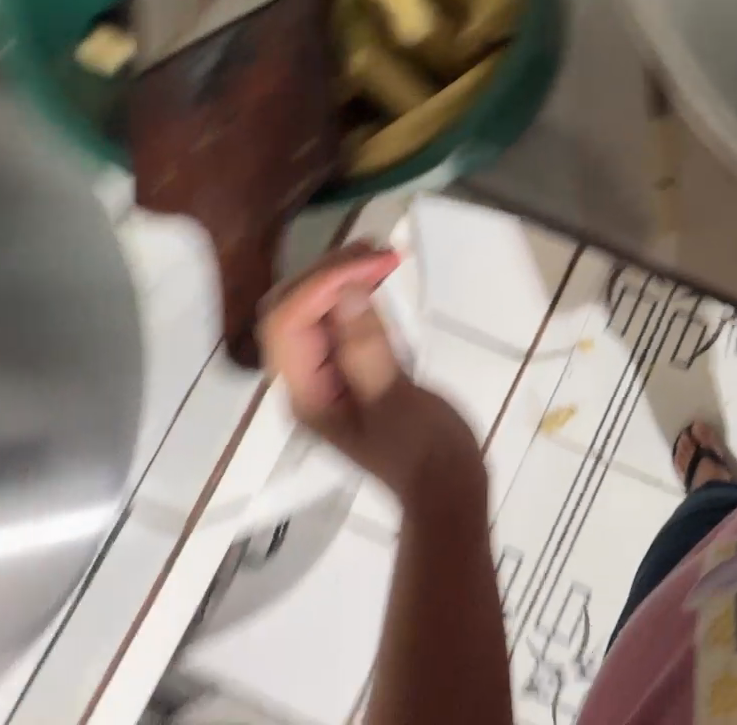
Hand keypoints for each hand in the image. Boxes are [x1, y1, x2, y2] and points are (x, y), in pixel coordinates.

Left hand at [258, 243, 485, 507]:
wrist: (447, 486)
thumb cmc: (425, 449)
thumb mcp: (396, 400)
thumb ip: (367, 348)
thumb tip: (346, 292)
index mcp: (306, 393)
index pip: (289, 320)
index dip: (326, 282)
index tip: (378, 262)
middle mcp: (304, 381)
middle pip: (291, 310)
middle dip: (329, 273)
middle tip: (381, 251)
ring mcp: (326, 376)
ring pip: (311, 312)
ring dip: (339, 277)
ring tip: (381, 254)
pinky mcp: (352, 371)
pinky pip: (336, 323)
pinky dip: (354, 295)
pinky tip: (378, 280)